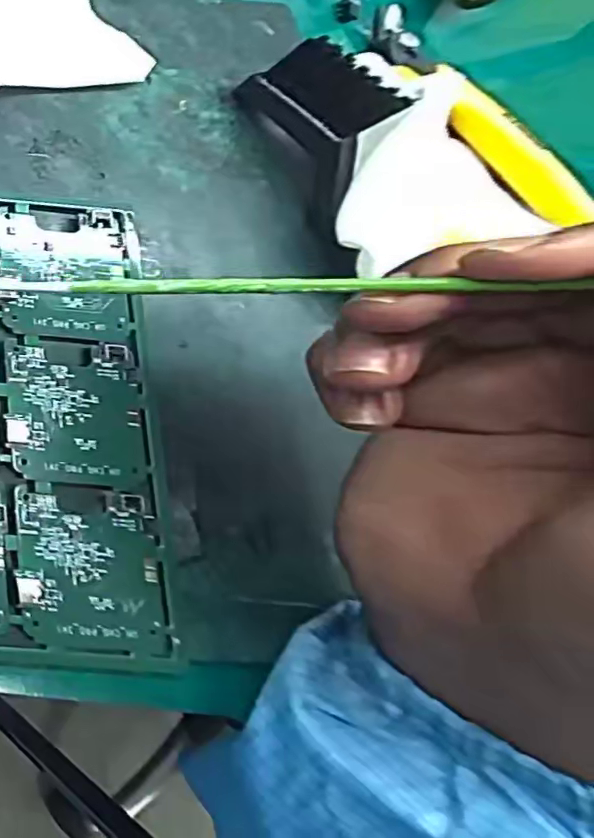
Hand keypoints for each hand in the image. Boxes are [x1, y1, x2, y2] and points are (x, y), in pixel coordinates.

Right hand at [309, 227, 593, 779]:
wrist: (492, 655)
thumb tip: (577, 270)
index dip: (566, 255)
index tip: (498, 267)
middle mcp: (592, 372)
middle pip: (514, 284)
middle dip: (443, 288)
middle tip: (391, 316)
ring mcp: (500, 387)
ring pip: (430, 309)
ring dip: (378, 326)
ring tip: (360, 372)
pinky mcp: (417, 407)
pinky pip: (366, 355)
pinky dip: (343, 367)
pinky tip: (354, 407)